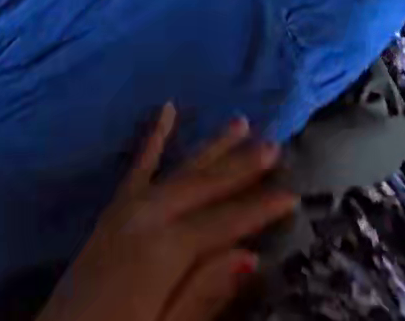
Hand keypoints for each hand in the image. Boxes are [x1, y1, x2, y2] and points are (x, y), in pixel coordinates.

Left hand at [37, 105, 297, 320]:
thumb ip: (204, 294)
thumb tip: (251, 256)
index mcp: (164, 250)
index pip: (223, 223)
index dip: (259, 208)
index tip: (292, 193)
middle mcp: (147, 217)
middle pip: (204, 186)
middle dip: (241, 165)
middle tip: (275, 143)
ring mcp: (127, 209)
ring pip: (180, 169)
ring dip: (212, 147)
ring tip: (241, 121)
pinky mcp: (112, 211)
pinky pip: (138, 167)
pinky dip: (154, 137)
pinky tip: (168, 109)